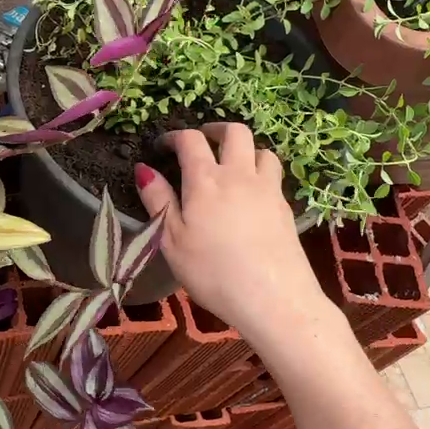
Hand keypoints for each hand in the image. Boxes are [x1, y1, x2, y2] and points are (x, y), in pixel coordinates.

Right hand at [135, 123, 334, 336]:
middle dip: (215, 130)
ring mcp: (268, 189)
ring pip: (262, 150)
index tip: (162, 147)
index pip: (190, 140)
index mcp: (205, 180)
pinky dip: (260, 173)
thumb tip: (144, 169)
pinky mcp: (285, 208)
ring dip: (245, 150)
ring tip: (232, 165)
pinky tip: (251, 195)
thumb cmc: (212, 272)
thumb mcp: (171, 240)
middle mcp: (239, 175)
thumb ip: (157, 200)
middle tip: (202, 141)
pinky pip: (274, 176)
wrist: (274, 298)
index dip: (174, 137)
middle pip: (235, 133)